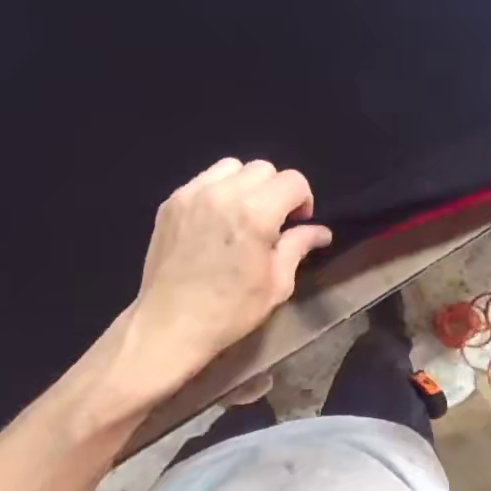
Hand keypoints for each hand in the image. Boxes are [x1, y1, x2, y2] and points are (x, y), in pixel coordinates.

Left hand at [113, 158, 332, 402]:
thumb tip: (321, 231)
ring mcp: (192, 194)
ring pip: (230, 167)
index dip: (303, 200)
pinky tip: (213, 221)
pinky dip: (216, 191)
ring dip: (244, 185)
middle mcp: (223, 193)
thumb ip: (298, 247)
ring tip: (240, 216)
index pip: (293, 180)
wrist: (170, 324)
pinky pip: (202, 180)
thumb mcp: (276, 284)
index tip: (296, 223)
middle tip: (269, 222)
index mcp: (255, 213)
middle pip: (263, 169)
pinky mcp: (171, 202)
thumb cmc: (229, 311)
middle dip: (274, 191)